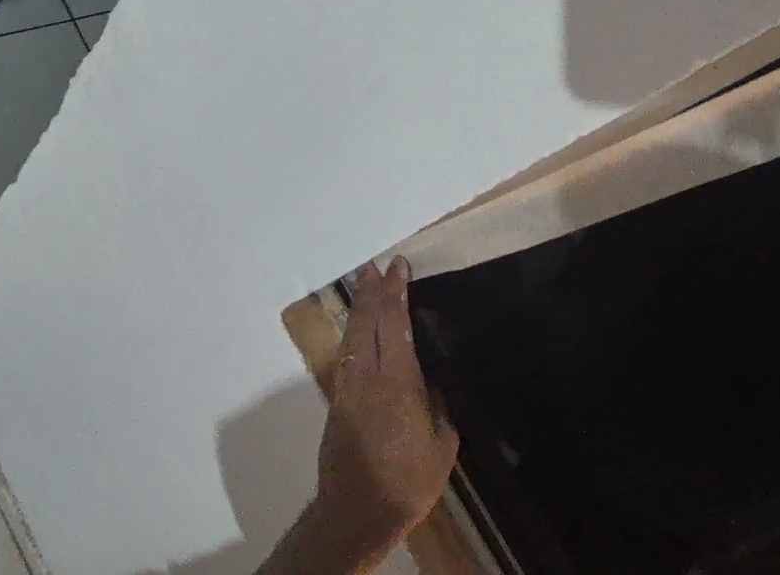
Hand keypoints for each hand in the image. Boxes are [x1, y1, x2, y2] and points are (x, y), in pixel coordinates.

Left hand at [258, 258, 458, 574]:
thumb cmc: (407, 482)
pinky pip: (346, 355)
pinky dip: (353, 334)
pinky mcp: (337, 402)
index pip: (394, 324)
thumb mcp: (442, 446)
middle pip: (366, 321)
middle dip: (371, 290)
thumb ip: (439, 408)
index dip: (396, 292)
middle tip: (374, 265)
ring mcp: (348, 388)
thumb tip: (434, 382)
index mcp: (398, 382)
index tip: (398, 268)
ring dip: (358, 308)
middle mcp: (368, 376)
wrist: (355, 513)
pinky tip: (357, 330)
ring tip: (363, 285)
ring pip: (352, 336)